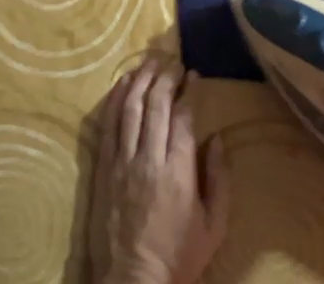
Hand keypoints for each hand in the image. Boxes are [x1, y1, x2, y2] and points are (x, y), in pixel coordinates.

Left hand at [89, 58, 230, 283]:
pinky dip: (115, 100)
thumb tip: (217, 139)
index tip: (194, 75)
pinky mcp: (104, 169)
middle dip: (165, 78)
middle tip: (173, 62)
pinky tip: (122, 83)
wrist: (135, 279)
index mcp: (178, 171)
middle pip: (156, 105)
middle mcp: (148, 159)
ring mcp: (122, 162)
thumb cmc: (179, 254)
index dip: (188, 92)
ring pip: (130, 109)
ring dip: (140, 80)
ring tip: (149, 61)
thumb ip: (219, 179)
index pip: (183, 118)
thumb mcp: (214, 224)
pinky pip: (108, 126)